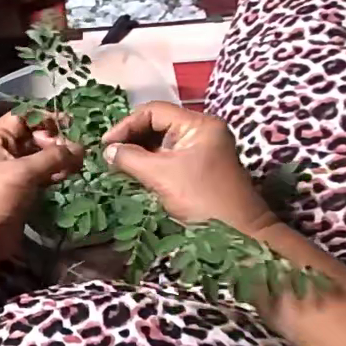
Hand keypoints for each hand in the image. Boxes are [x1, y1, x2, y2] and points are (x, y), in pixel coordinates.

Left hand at [0, 112, 84, 256]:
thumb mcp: (23, 172)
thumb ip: (52, 157)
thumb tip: (80, 148)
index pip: (20, 118)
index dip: (43, 117)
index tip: (68, 122)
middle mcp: (1, 154)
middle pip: (32, 137)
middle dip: (54, 140)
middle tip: (75, 148)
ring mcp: (11, 173)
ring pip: (39, 157)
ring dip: (58, 157)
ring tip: (78, 162)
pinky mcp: (21, 190)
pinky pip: (41, 174)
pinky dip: (55, 172)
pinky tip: (70, 174)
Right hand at [100, 103, 276, 233]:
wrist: (240, 234)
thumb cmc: (201, 199)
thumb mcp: (160, 175)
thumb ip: (129, 158)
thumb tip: (107, 150)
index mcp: (199, 125)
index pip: (153, 112)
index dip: (126, 125)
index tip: (105, 145)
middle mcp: (202, 131)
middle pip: (156, 124)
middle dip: (130, 138)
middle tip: (108, 155)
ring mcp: (202, 148)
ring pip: (160, 141)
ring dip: (137, 151)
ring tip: (115, 163)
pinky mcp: (198, 166)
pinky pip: (167, 156)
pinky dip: (148, 162)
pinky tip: (131, 171)